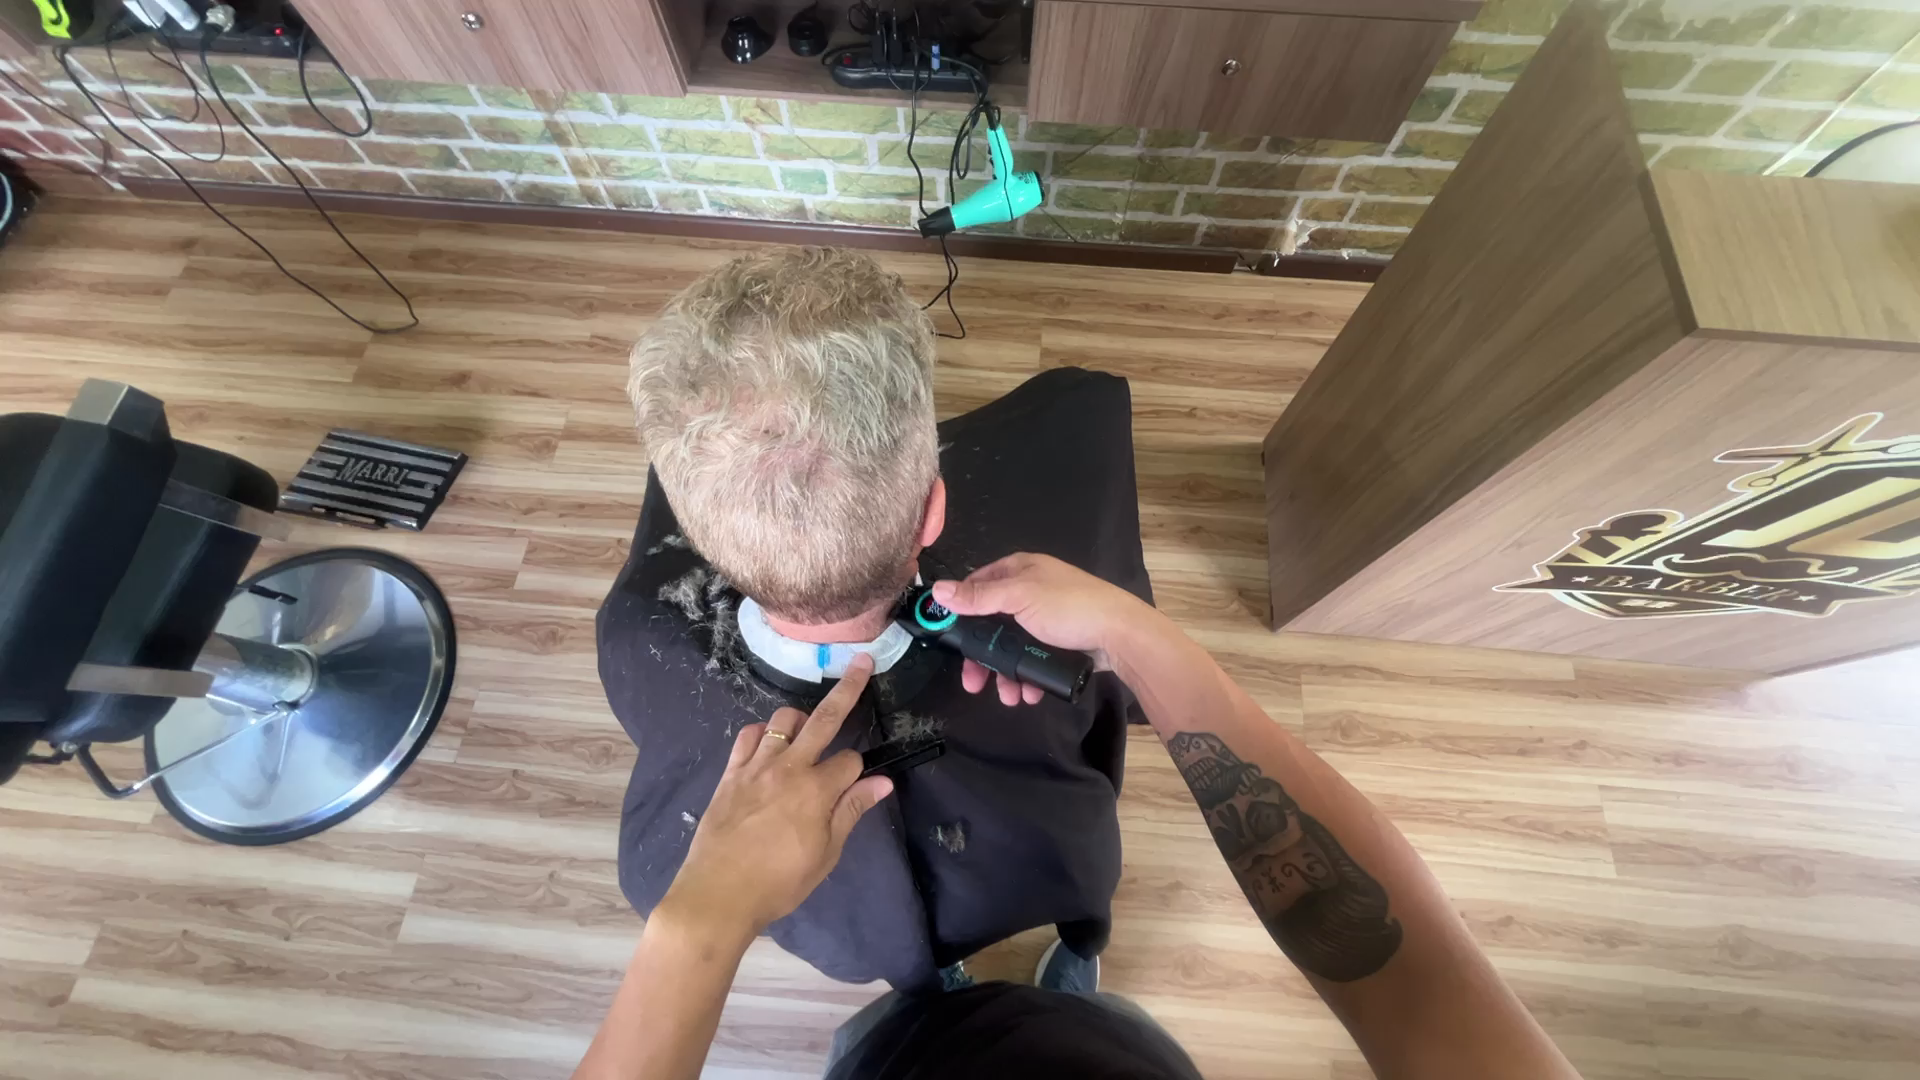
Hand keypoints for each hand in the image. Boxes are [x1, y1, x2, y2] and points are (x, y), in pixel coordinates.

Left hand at [656, 655, 893, 940]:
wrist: (717, 896)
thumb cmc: (779, 883)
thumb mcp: (825, 854)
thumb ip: (852, 810)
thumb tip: (883, 781)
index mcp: (816, 789)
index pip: (851, 760)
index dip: (859, 771)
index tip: (856, 785)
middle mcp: (789, 767)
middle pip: (825, 718)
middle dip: (848, 688)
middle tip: (862, 664)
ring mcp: (756, 766)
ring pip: (783, 719)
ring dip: (800, 719)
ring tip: (807, 733)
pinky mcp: (731, 773)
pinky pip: (748, 736)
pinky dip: (763, 733)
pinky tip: (769, 745)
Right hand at [932, 553, 1159, 706]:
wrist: (1121, 635)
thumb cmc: (1069, 607)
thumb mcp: (1019, 598)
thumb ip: (978, 597)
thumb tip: (938, 590)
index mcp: (1019, 570)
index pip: (978, 585)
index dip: (961, 611)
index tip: (949, 638)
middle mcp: (1030, 590)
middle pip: (992, 624)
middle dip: (983, 656)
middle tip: (973, 682)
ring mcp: (1045, 618)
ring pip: (1012, 646)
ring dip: (1005, 673)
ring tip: (1008, 697)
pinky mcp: (1058, 642)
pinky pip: (1032, 658)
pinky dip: (1027, 676)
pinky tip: (1028, 693)